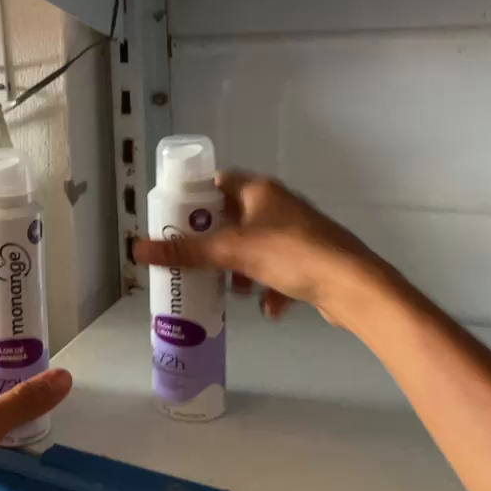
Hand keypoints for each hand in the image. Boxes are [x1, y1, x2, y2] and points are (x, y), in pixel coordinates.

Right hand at [132, 170, 411, 331]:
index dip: (195, 199)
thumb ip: (185, 252)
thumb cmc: (291, 255)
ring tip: (233, 291)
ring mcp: (299, 232)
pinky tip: (267, 308)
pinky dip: (270, 288)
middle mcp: (279, 205)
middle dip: (216, 243)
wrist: (354, 287)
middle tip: (196, 259)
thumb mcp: (231, 252)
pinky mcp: (314, 259)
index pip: (217, 182)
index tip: (176, 221)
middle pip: (234, 218)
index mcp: (259, 190)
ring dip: (242, 270)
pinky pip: (281, 270)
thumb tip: (136, 248)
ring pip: (257, 247)